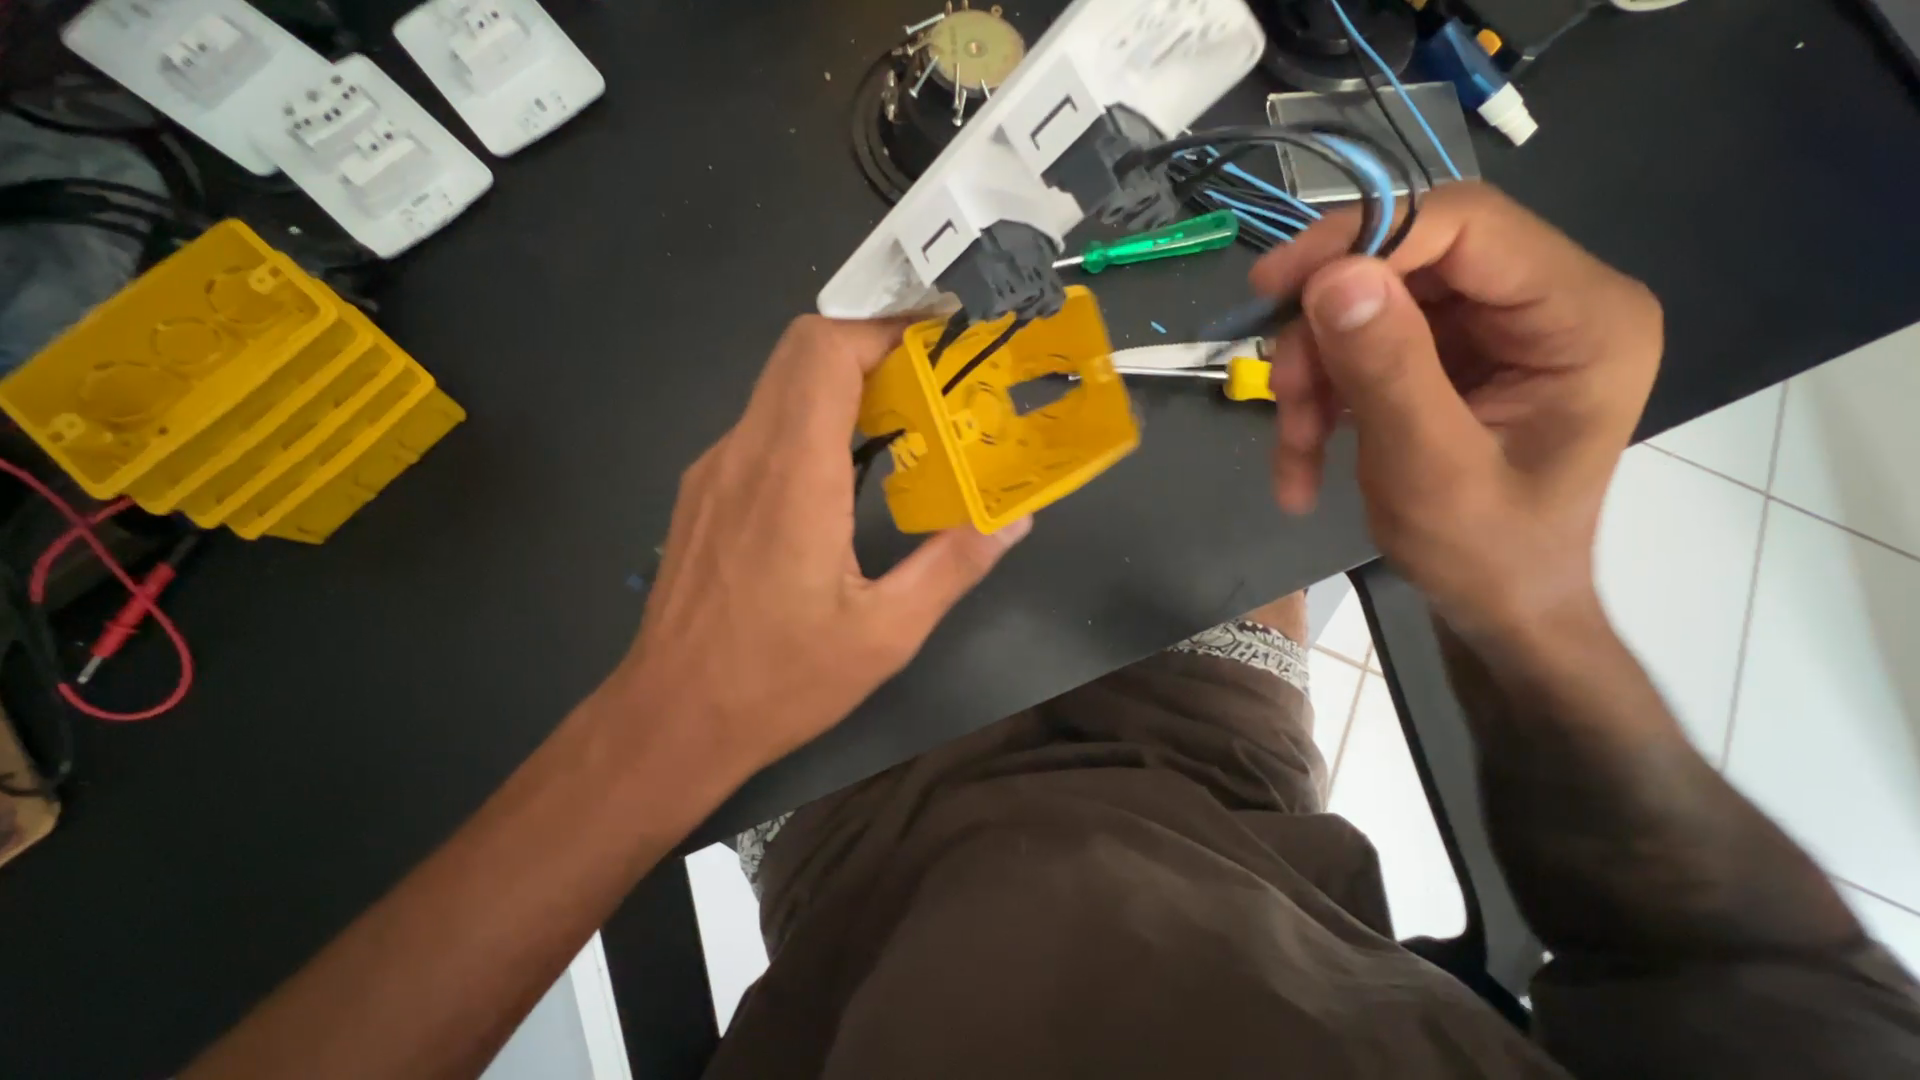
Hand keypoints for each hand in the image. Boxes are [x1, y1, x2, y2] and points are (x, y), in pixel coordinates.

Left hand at [611, 316, 1030, 783]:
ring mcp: (713, 471)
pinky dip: (808, 421)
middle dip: (869, 347)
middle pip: (800, 351)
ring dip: (839, 384)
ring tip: (899, 423)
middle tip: (930, 381)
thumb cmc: (778, 680)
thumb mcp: (885, 634)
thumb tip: (1014, 520)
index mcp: (792, 474)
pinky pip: (760, 427)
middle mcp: (743, 453)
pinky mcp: (703, 494)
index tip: (937, 344)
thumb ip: (953, 566)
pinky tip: (840, 475)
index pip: (825, 350)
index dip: (883, 328)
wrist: (669, 719)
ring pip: (776, 386)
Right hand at [1252, 184, 1662, 639]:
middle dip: (1326, 331)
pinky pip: (1365, 345)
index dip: (1362, 239)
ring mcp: (1498, 327)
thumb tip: (1332, 276)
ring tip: (1294, 449)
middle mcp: (1548, 302)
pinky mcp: (1454, 353)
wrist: (1502, 606)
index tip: (1274, 290)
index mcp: (1582, 317)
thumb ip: (1388, 370)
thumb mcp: (1430, 471)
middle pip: (1407, 264)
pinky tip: (1304, 459)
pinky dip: (1322, 397)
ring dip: (1314, 375)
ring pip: (1370, 306)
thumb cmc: (1488, 556)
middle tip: (1280, 394)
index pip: (1466, 225)